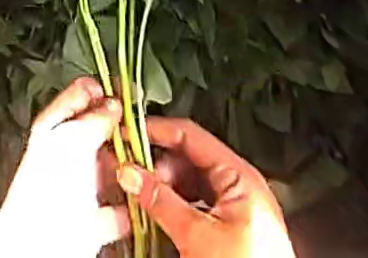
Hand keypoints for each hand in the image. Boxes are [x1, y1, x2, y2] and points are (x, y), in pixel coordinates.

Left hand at [0, 77, 129, 254]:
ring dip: (131, 165)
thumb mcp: (71, 141)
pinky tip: (143, 200)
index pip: (76, 97)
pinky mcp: (89, 223)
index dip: (98, 90)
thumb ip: (93, 120)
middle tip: (141, 120)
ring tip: (150, 159)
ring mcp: (77, 188)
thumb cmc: (46, 188)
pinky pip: (117, 209)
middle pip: (96, 132)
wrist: (37, 247)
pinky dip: (131, 206)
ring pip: (110, 168)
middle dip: (120, 127)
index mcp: (51, 129)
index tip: (122, 88)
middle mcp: (63, 155)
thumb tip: (114, 103)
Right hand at [116, 117, 292, 257]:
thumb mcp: (197, 236)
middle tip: (129, 175)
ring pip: (190, 185)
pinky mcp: (231, 233)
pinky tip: (157, 219)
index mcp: (239, 176)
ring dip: (163, 190)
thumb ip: (160, 200)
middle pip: (187, 160)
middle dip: (156, 167)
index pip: (189, 135)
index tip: (127, 135)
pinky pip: (196, 207)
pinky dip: (175, 209)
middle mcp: (239, 186)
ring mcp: (236, 210)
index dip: (156, 132)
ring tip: (139, 199)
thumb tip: (130, 173)